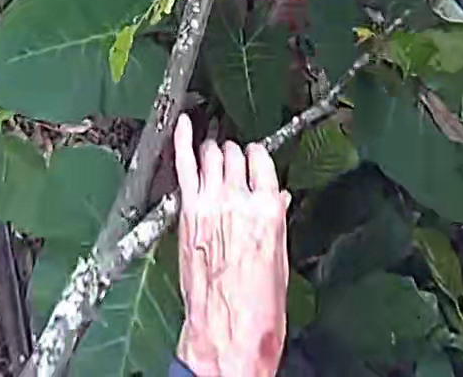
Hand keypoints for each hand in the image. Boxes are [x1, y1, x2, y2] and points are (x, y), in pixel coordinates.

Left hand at [174, 115, 288, 376]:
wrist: (225, 338)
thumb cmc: (257, 311)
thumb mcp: (280, 263)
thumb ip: (275, 220)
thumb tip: (277, 197)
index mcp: (267, 211)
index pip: (262, 160)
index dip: (257, 158)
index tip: (255, 160)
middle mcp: (239, 200)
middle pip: (235, 152)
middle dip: (235, 156)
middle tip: (233, 166)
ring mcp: (210, 201)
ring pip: (212, 151)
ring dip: (214, 151)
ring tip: (214, 156)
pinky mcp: (188, 209)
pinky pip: (184, 163)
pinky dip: (183, 139)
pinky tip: (184, 123)